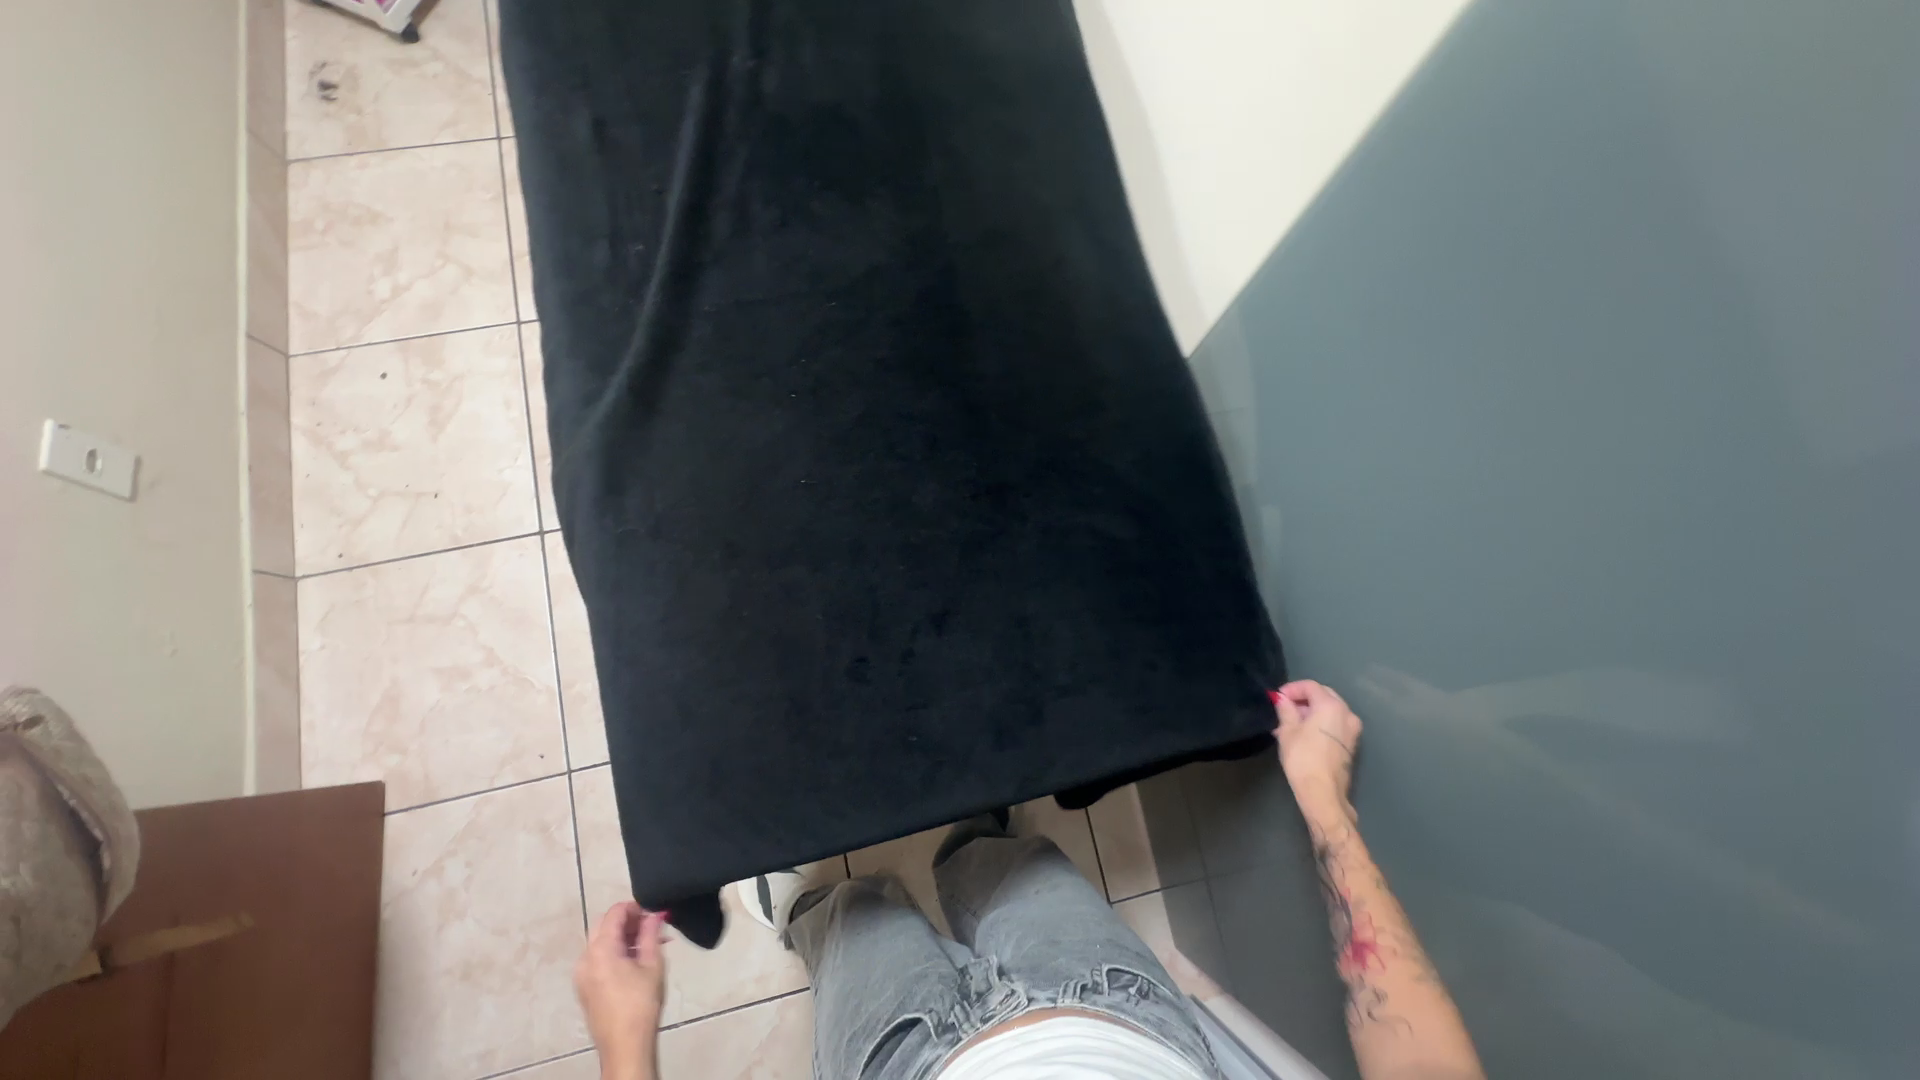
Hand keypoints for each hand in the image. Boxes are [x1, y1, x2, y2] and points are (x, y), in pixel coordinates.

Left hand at [575, 902, 667, 1079]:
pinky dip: (614, 951)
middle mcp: (585, 958)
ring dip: (623, 937)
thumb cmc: (641, 1003)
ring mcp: (581, 974)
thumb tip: (654, 914)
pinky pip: (597, 958)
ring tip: (649, 945)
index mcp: (600, 949)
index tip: (655, 914)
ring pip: (600, 941)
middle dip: (629, 921)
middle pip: (604, 925)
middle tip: (653, 928)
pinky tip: (635, 962)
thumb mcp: (652, 964)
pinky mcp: (584, 987)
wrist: (624, 1046)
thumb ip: (651, 933)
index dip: (636, 907)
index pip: (615, 912)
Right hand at [1272, 680, 1361, 816]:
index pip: (1310, 686)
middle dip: (1302, 699)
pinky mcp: (1351, 743)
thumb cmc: (1302, 757)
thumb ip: (1285, 709)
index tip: (1277, 698)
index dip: (1292, 689)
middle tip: (1283, 709)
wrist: (1323, 792)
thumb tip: (1281, 699)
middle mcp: (1347, 713)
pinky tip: (1302, 734)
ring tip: (1289, 724)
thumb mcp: (1287, 730)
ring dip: (1310, 712)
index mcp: (1331, 706)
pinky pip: (1334, 723)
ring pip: (1329, 710)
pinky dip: (1320, 723)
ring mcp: (1352, 729)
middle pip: (1323, 695)